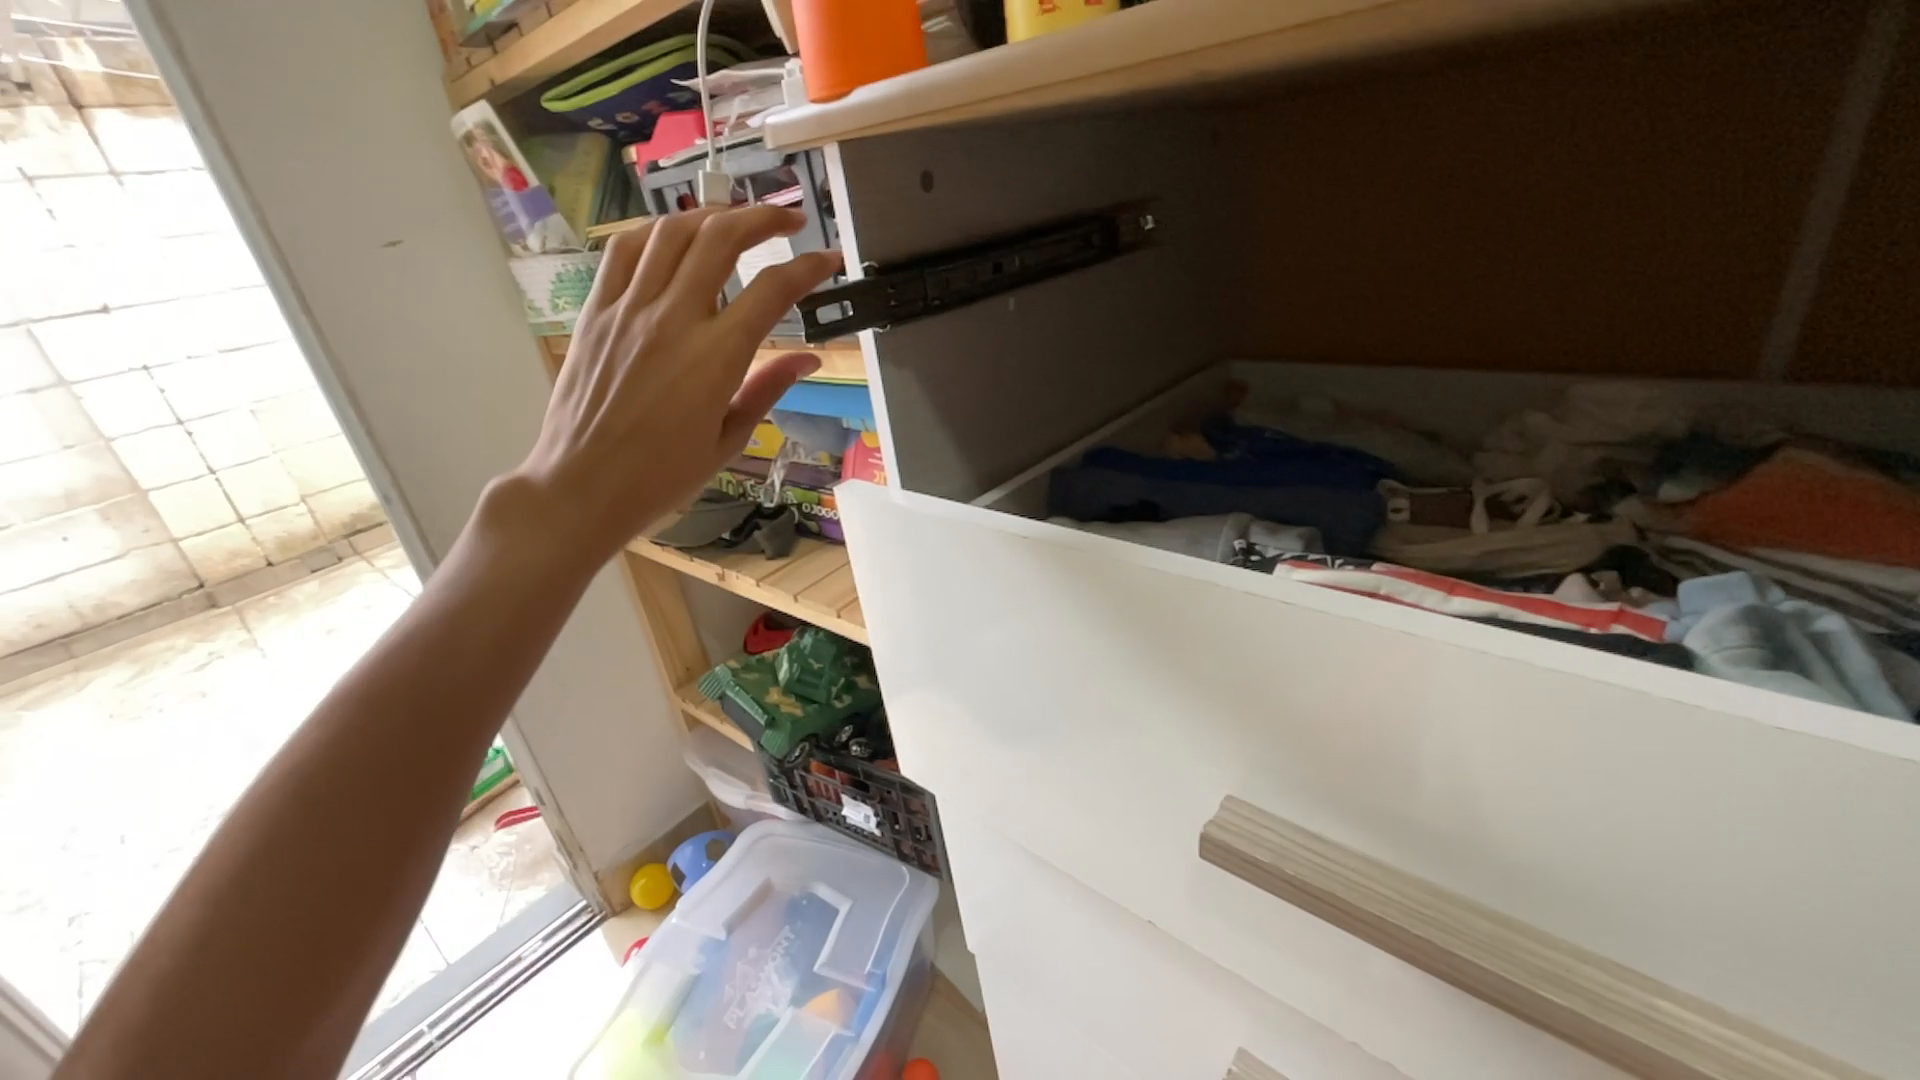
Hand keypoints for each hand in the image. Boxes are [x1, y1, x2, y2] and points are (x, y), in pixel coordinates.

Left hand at [509, 206, 841, 558]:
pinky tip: (673, 236)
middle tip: (789, 219)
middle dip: (764, 218)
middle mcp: (674, 319)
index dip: (808, 267)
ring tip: (736, 219)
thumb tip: (808, 359)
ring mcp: (629, 309)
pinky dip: (655, 232)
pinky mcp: (596, 312)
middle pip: (723, 238)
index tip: (828, 259)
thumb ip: (767, 388)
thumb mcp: (728, 439)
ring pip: (673, 232)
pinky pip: (624, 251)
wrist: (582, 487)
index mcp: (716, 357)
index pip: (773, 290)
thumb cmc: (662, 476)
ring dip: (712, 214)